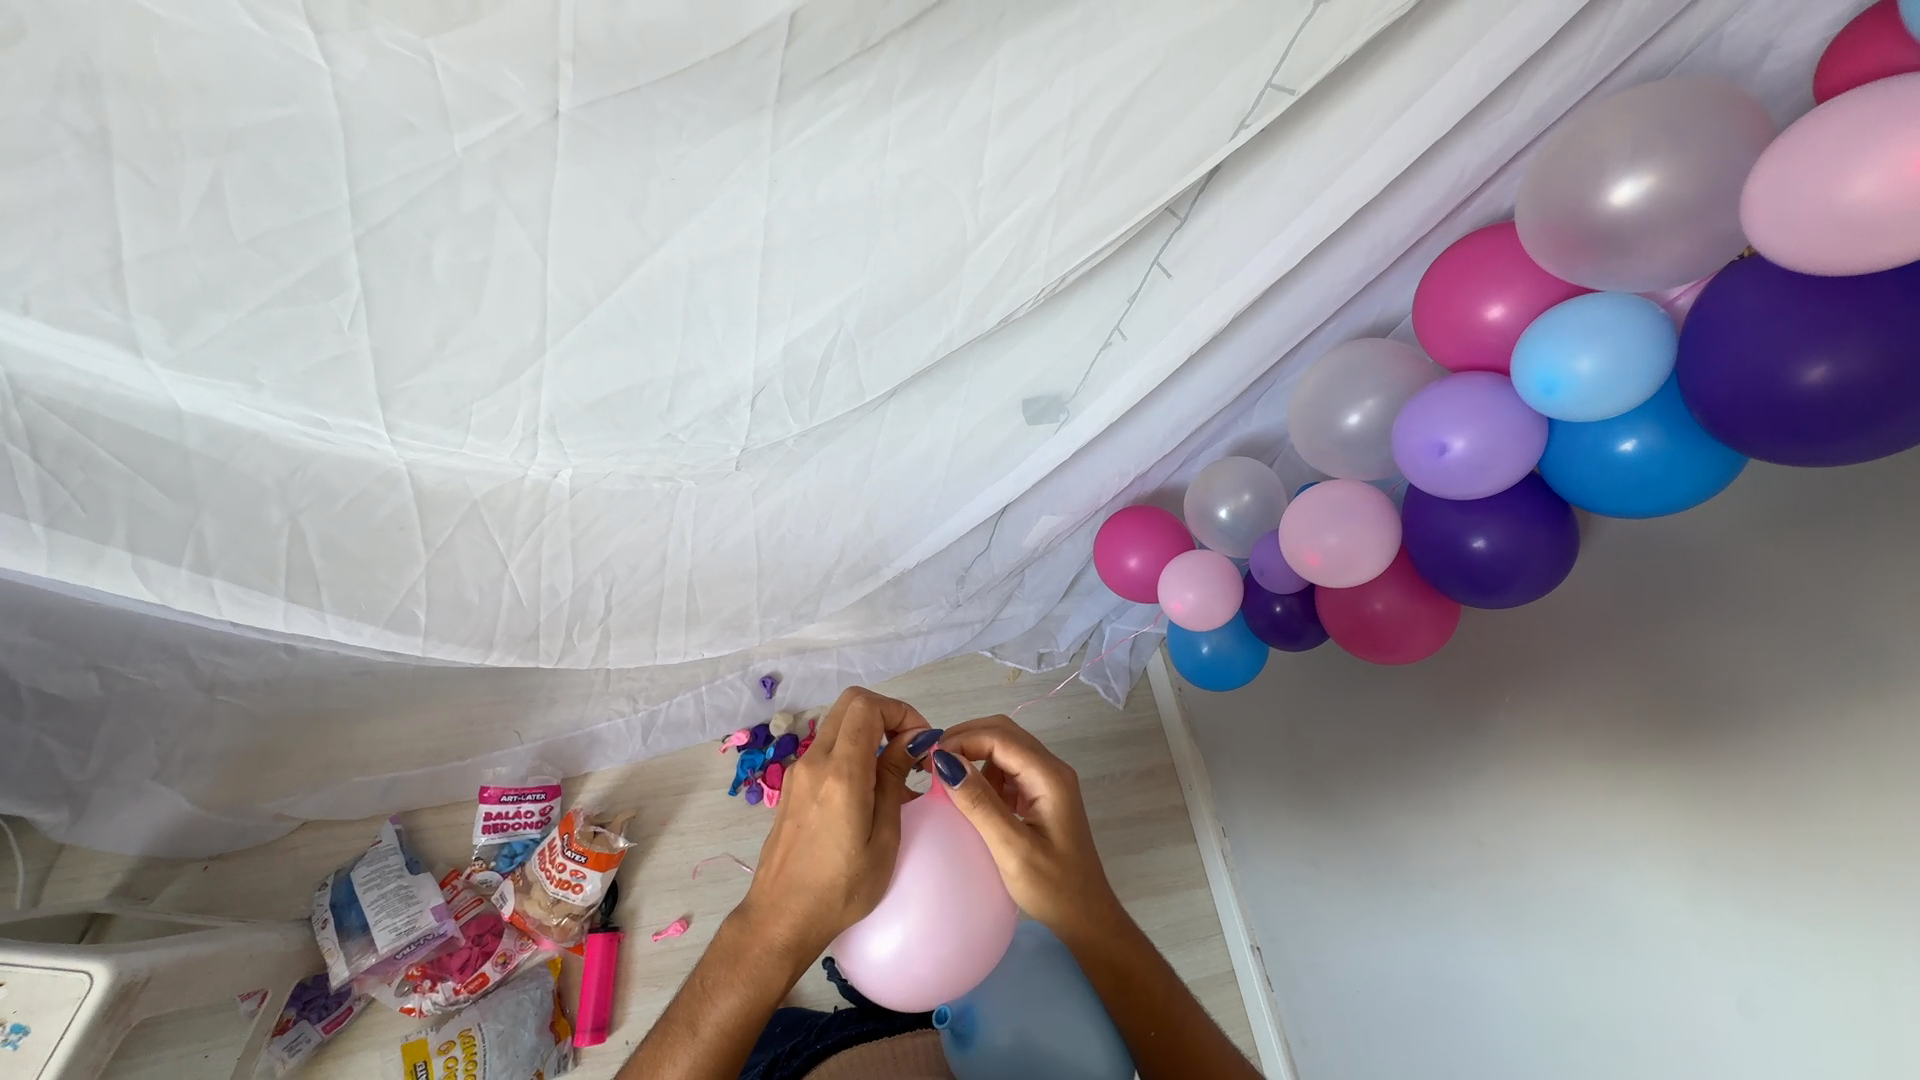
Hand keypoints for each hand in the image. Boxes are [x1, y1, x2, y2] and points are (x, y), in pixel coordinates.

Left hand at [734, 687, 930, 962]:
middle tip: (910, 747)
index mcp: (840, 772)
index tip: (921, 741)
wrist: (780, 918)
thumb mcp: (884, 838)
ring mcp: (799, 771)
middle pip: (850, 704)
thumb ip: (894, 779)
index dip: (900, 711)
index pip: (867, 706)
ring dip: (870, 732)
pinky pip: (827, 748)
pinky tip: (870, 789)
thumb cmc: (841, 888)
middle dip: (887, 714)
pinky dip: (853, 750)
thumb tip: (913, 739)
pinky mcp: (793, 785)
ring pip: (838, 724)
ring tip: (896, 770)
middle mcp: (814, 761)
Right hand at [930, 715, 1124, 940]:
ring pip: (1004, 748)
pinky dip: (983, 772)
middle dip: (965, 739)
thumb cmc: (1053, 888)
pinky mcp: (1039, 796)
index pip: (1000, 736)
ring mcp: (1046, 782)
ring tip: (943, 775)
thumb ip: (980, 803)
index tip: (929, 759)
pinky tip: (966, 794)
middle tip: (931, 762)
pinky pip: (1007, 770)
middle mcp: (1050, 770)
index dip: (962, 740)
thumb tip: (946, 762)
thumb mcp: (1012, 848)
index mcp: (1049, 776)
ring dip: (973, 753)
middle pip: (1003, 733)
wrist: (1087, 917)